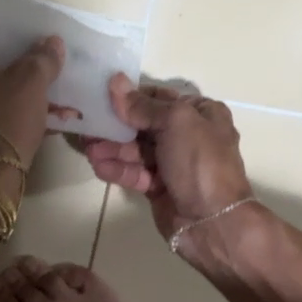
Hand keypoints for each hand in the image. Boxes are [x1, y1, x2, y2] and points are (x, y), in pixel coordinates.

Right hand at [83, 75, 253, 240]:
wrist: (212, 221)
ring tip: (89, 150)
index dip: (133, 96)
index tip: (103, 96)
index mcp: (201, 113)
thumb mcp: (176, 122)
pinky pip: (136, 173)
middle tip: (88, 124)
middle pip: (145, 124)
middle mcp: (189, 135)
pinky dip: (118, 169)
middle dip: (117, 125)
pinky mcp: (160, 187)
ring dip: (113, 149)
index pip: (161, 98)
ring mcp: (174, 163)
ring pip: (137, 150)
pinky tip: (99, 166)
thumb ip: (142, 106)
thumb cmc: (200, 162)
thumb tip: (116, 81)